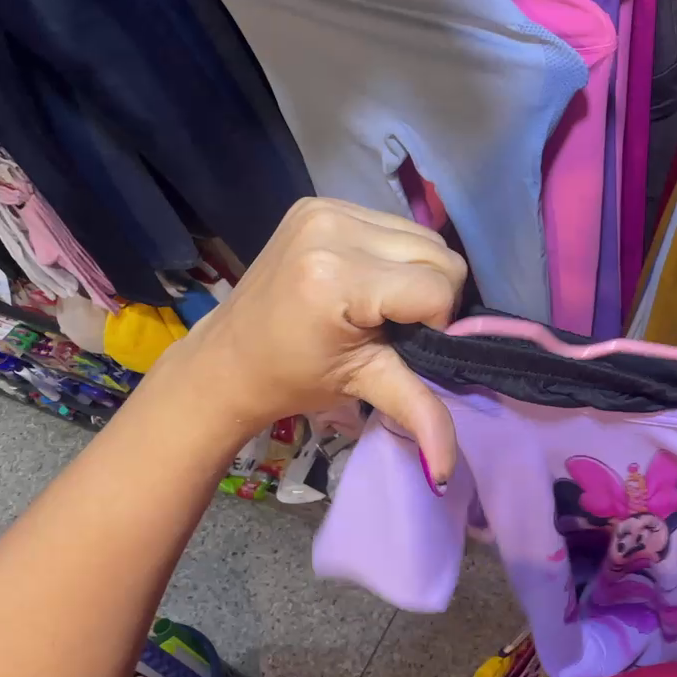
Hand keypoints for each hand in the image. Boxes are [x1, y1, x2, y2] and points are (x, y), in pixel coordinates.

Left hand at [165, 197, 468, 482]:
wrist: (227, 358)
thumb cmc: (294, 378)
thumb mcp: (362, 389)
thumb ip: (417, 414)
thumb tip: (448, 474)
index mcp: (338, 278)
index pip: (436, 288)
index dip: (434, 323)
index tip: (401, 345)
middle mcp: (332, 230)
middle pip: (439, 254)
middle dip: (431, 295)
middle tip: (395, 326)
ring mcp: (325, 208)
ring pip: (423, 235)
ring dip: (416, 272)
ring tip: (380, 303)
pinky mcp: (320, 202)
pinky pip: (393, 223)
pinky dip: (394, 254)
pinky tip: (367, 279)